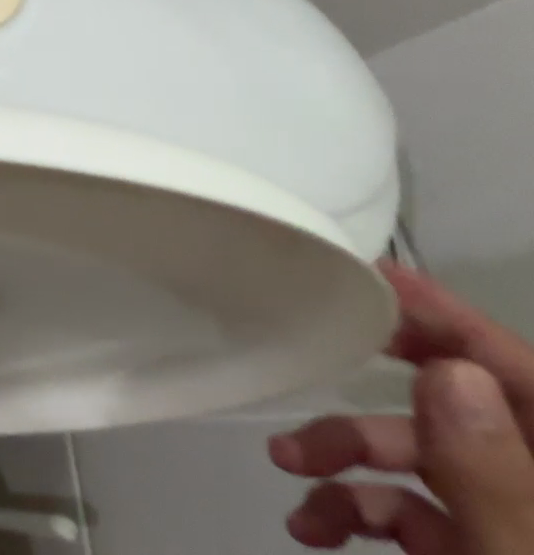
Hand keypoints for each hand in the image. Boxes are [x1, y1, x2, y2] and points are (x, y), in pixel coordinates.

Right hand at [268, 262, 533, 553]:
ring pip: (424, 466)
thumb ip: (501, 481)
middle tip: (301, 381)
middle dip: (373, 408)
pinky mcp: (476, 552)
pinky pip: (409, 515)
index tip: (372, 276)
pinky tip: (315, 529)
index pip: (525, 375)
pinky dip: (354, 512)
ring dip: (346, 466)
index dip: (454, 321)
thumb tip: (452, 377)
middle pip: (464, 414)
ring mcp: (510, 523)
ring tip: (294, 487)